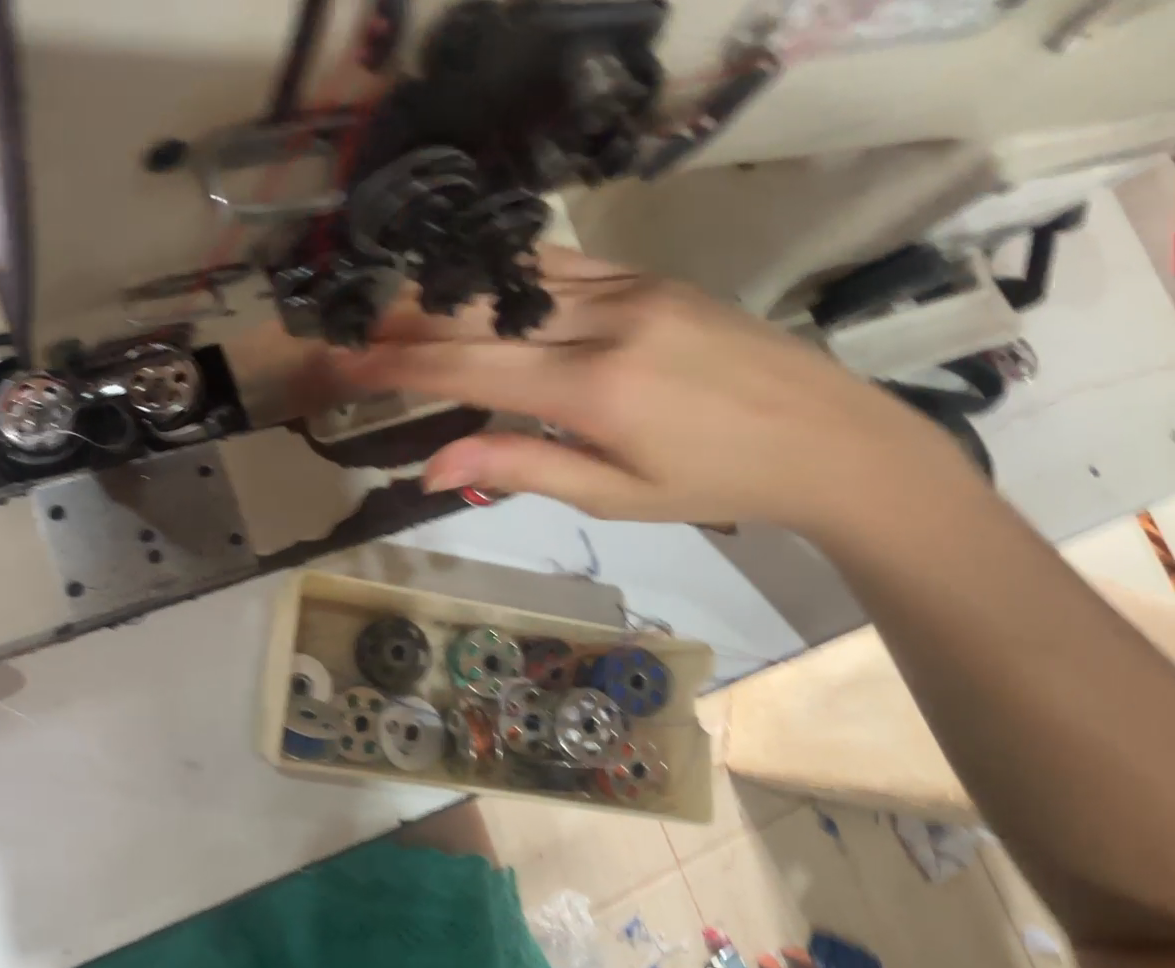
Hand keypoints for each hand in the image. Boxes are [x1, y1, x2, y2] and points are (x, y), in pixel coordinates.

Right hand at [336, 247, 976, 537]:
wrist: (831, 437)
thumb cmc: (716, 484)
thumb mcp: (614, 495)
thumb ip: (519, 468)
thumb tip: (428, 469)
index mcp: (595, 388)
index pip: (468, 367)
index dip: (397, 366)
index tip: (344, 362)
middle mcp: (606, 322)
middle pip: (479, 313)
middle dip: (403, 322)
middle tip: (349, 328)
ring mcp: (630, 288)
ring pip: (512, 280)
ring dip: (446, 291)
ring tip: (391, 305)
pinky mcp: (649, 276)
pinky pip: (558, 265)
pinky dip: (502, 276)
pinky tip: (469, 283)